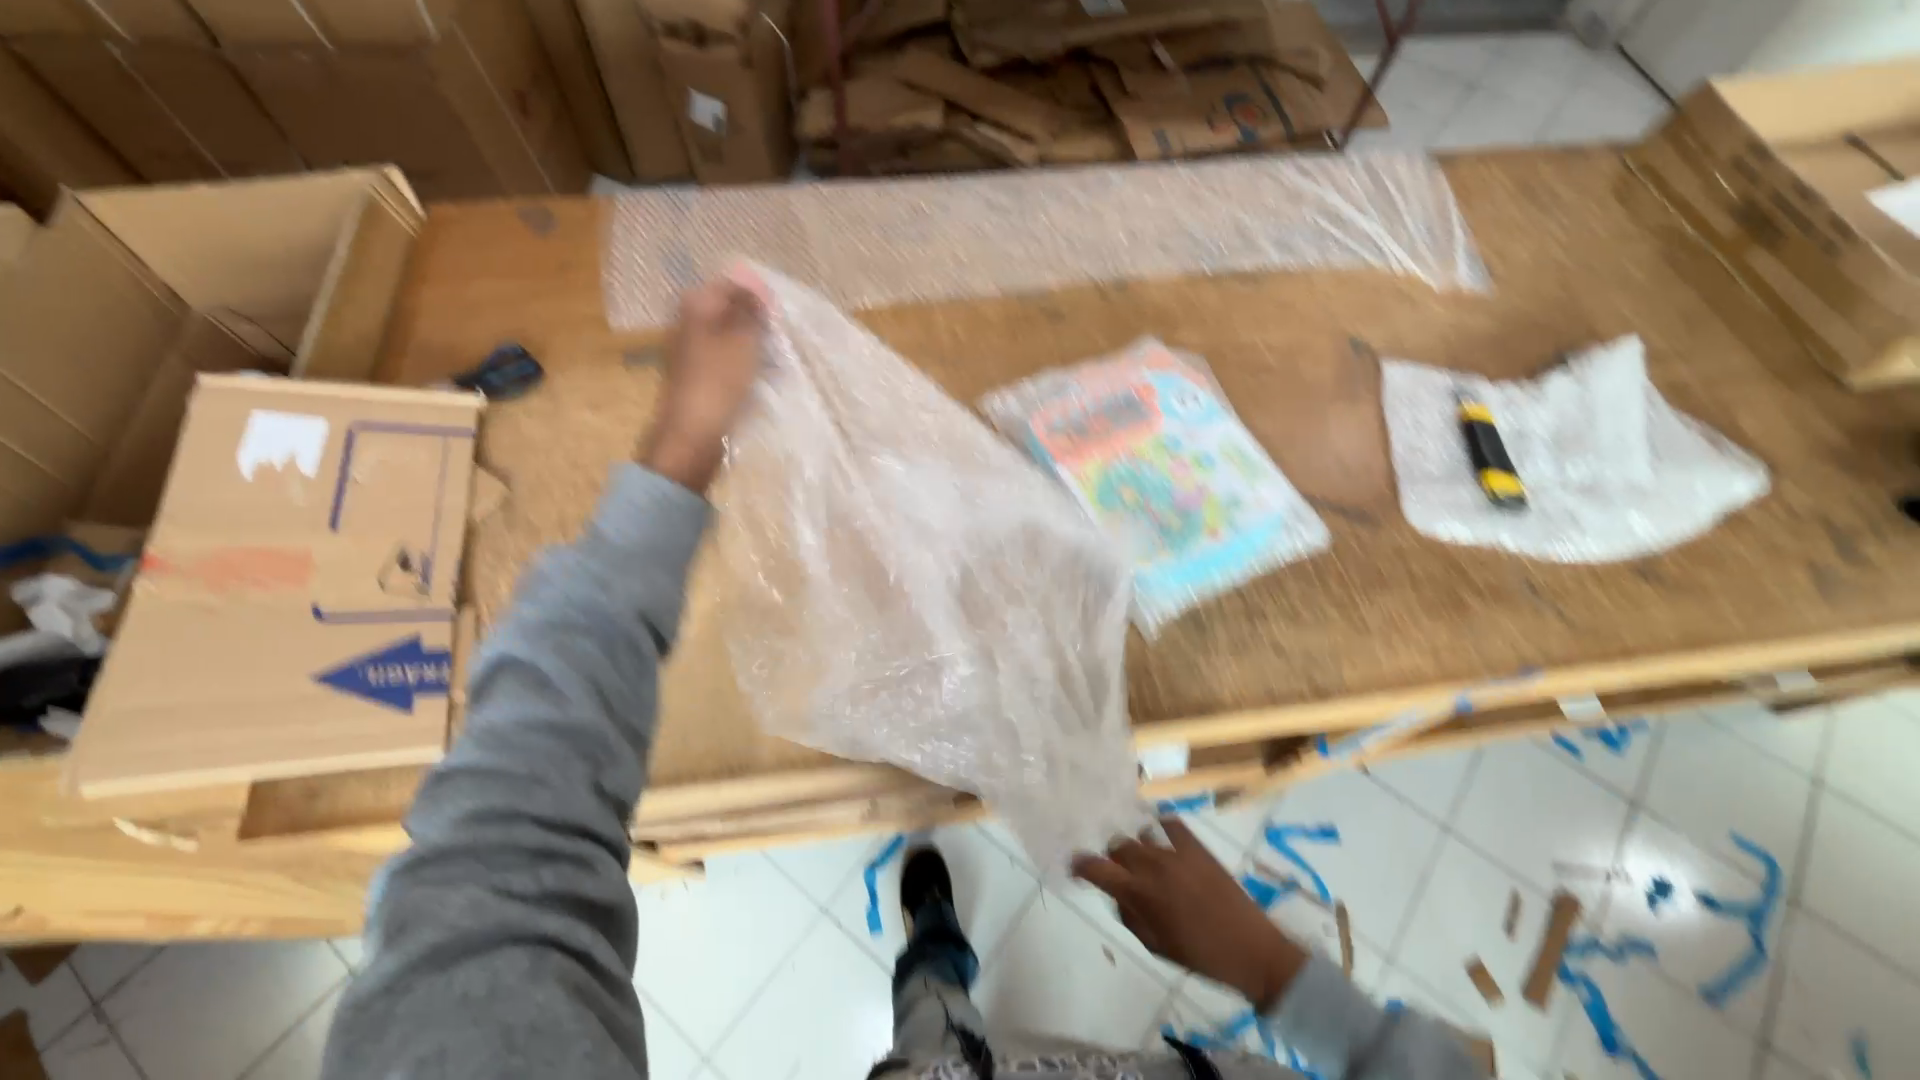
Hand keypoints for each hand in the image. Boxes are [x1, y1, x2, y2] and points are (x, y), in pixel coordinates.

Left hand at [637, 276, 766, 492]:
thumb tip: (754, 288)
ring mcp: (692, 352)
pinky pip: (728, 360)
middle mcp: (688, 324)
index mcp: (695, 307)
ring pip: (730, 337)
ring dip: (753, 344)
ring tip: (776, 357)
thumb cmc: (719, 380)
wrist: (693, 433)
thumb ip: (751, 309)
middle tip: (779, 335)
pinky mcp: (700, 377)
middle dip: (755, 320)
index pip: (728, 284)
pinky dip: (745, 364)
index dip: (755, 293)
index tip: (777, 312)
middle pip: (728, 311)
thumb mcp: (743, 338)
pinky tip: (763, 376)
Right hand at [1073, 817, 1307, 1010]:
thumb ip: (1129, 916)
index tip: (1075, 868)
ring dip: (1137, 847)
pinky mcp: (1198, 847)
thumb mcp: (1154, 946)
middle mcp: (1153, 866)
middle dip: (1112, 859)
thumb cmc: (1199, 956)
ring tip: (1145, 861)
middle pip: (1117, 846)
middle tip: (1118, 873)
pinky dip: (1160, 828)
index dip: (1080, 865)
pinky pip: (1170, 824)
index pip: (1097, 868)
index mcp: (1140, 894)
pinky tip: (1162, 841)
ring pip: (1141, 834)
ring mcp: (1177, 852)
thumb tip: (1117, 895)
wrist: (1251, 950)